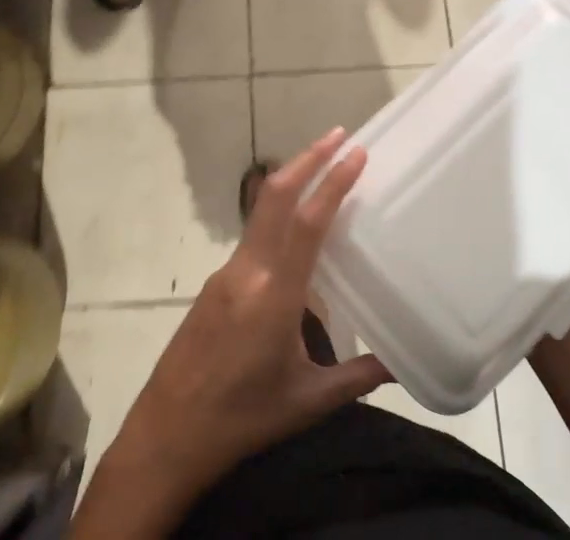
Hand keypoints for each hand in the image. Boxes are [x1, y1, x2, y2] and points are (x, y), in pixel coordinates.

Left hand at [87, 129, 392, 514]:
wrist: (167, 432)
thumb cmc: (243, 418)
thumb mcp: (308, 401)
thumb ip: (358, 377)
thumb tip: (402, 363)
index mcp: (274, 295)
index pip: (307, 223)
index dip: (333, 182)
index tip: (356, 153)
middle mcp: (247, 272)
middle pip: (274, 198)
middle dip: (307, 160)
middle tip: (341, 136)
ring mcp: (225, 275)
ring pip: (260, 214)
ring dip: (291, 184)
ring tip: (326, 172)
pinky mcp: (214, 286)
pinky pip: (253, 239)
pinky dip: (278, 217)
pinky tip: (298, 234)